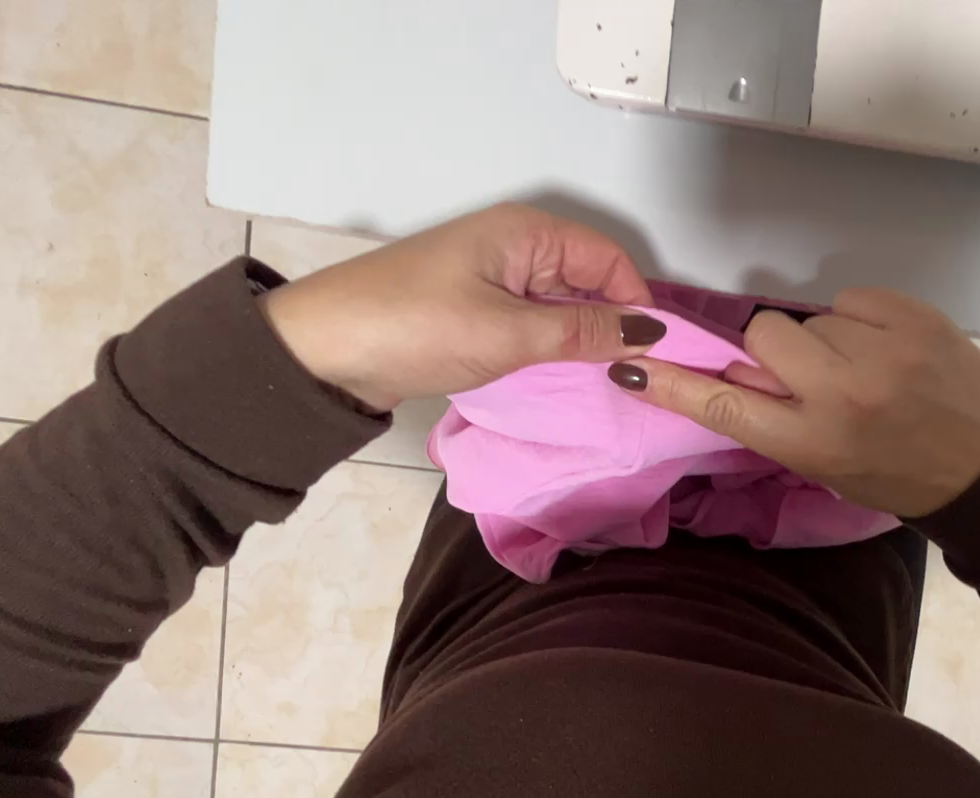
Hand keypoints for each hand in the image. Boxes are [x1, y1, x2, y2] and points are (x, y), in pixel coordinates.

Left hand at [257, 203, 664, 411]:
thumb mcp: (510, 333)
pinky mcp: (482, 312)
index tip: (654, 354)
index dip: (637, 302)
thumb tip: (649, 332)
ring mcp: (498, 281)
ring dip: (587, 340)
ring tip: (609, 382)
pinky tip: (569, 378)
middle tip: (637, 376)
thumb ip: (584, 332)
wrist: (325, 352)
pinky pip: (538, 324)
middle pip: (590, 281)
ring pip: (565, 306)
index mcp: (527, 233)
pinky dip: (557, 348)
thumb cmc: (416, 327)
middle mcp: (517, 248)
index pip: (608, 260)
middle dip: (616, 324)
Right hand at [607, 288, 979, 517]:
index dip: (675, 385)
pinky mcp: (916, 318)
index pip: (724, 406)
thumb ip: (775, 418)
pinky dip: (860, 322)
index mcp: (812, 443)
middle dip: (776, 353)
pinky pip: (853, 300)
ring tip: (866, 371)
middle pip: (763, 335)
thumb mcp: (823, 465)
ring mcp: (882, 351)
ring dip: (825, 341)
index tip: (634, 366)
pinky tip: (887, 350)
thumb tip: (739, 371)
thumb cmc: (894, 477)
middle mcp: (841, 395)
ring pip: (811, 318)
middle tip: (811, 377)